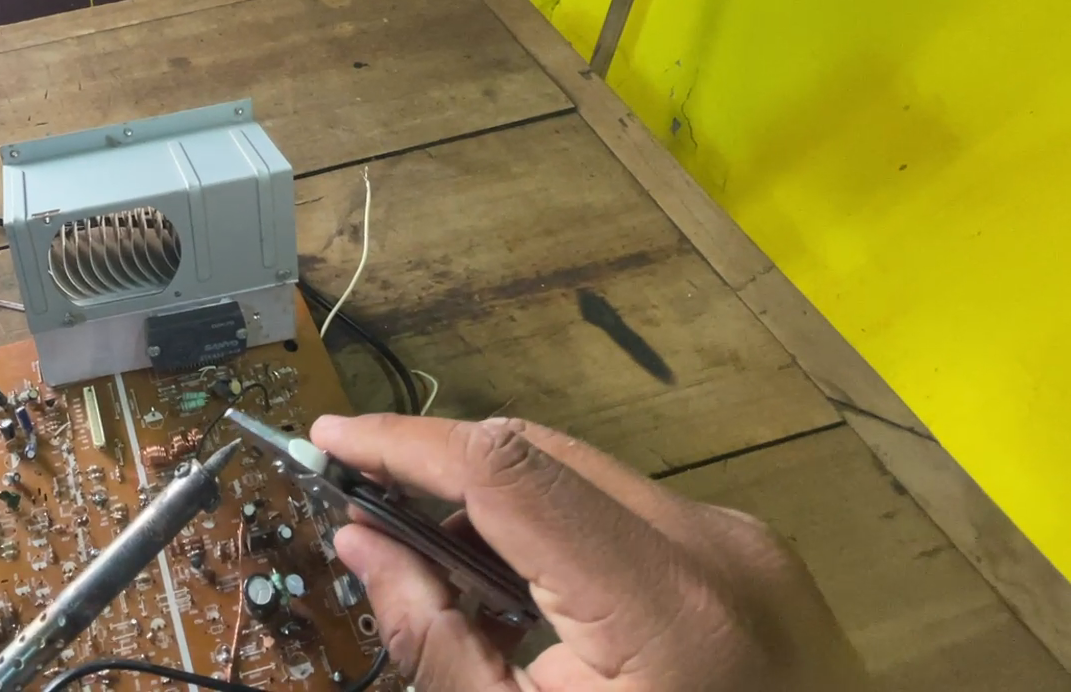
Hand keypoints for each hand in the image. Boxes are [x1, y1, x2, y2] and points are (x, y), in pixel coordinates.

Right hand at [311, 414, 866, 691]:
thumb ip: (428, 633)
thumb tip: (355, 537)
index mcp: (668, 609)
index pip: (502, 467)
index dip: (400, 441)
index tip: (329, 437)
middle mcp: (711, 543)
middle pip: (527, 451)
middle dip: (430, 463)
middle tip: (364, 498)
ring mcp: (737, 539)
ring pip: (562, 465)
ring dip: (480, 489)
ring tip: (436, 552)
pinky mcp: (741, 547)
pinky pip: (603, 496)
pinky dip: (536, 516)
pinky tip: (513, 574)